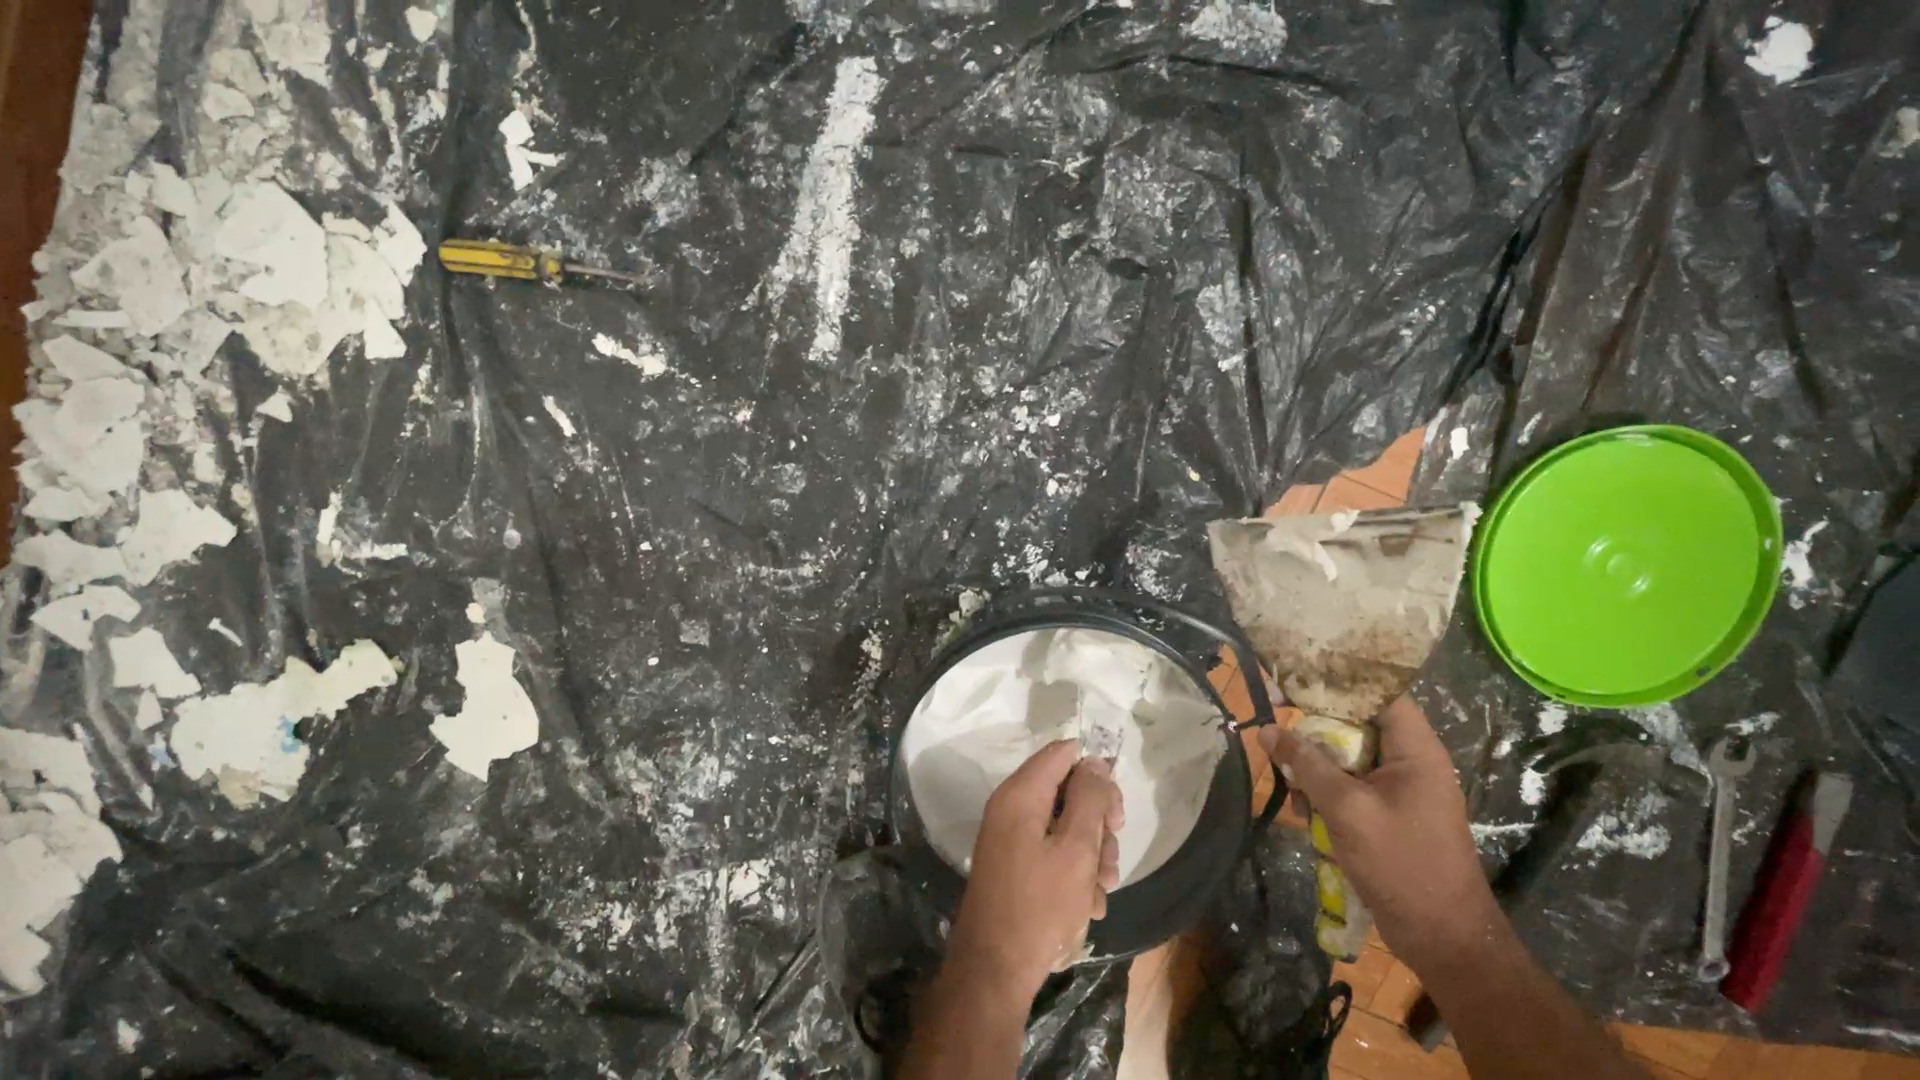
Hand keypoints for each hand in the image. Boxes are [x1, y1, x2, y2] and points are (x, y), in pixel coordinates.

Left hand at [945, 740, 1123, 999]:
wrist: (996, 968)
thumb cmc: (1040, 904)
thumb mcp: (1076, 848)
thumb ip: (1089, 799)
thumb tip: (1094, 761)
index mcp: (1021, 794)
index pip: (1063, 753)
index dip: (1095, 771)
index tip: (1115, 809)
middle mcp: (1012, 808)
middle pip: (1068, 791)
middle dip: (1098, 822)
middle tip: (1110, 855)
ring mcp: (1013, 838)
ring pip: (1067, 826)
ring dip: (1092, 854)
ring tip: (1100, 889)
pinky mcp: (1017, 865)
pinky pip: (1054, 853)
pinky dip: (1075, 873)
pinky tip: (1088, 904)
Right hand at [1259, 696, 1502, 974]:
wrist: (1443, 936)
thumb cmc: (1402, 865)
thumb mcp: (1347, 810)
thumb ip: (1307, 766)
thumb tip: (1269, 730)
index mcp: (1415, 750)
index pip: (1379, 693)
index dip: (1337, 683)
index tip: (1294, 684)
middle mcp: (1411, 761)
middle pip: (1357, 724)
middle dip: (1316, 733)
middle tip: (1279, 738)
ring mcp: (1401, 790)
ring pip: (1348, 757)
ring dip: (1317, 769)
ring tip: (1294, 791)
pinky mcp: (1390, 814)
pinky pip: (1351, 787)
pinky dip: (1327, 794)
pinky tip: (1309, 817)